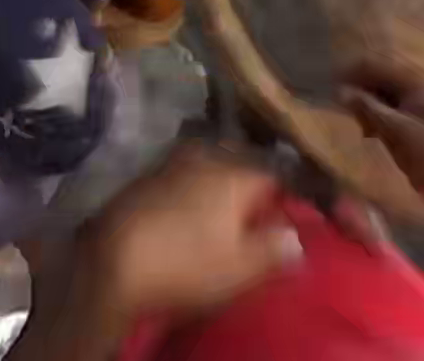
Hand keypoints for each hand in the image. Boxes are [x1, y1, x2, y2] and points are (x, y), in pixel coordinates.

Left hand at [82, 143, 302, 316]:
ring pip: (215, 161)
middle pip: (244, 161)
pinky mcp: (151, 173)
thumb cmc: (186, 262)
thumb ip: (274, 249)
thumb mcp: (241, 267)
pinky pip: (191, 171)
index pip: (277, 172)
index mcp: (233, 172)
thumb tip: (296, 235)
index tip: (309, 205)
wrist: (114, 256)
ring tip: (243, 205)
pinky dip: (204, 183)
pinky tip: (204, 205)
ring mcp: (174, 160)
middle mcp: (205, 155)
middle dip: (261, 178)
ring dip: (230, 178)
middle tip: (277, 203)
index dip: (296, 189)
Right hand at [341, 59, 423, 239]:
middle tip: (356, 128)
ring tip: (379, 144)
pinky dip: (403, 130)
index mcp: (418, 78)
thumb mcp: (403, 139)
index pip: (369, 63)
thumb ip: (369, 111)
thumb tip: (342, 90)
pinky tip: (406, 154)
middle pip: (385, 79)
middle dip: (366, 99)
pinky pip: (418, 117)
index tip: (329, 99)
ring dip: (385, 117)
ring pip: (401, 100)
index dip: (346, 77)